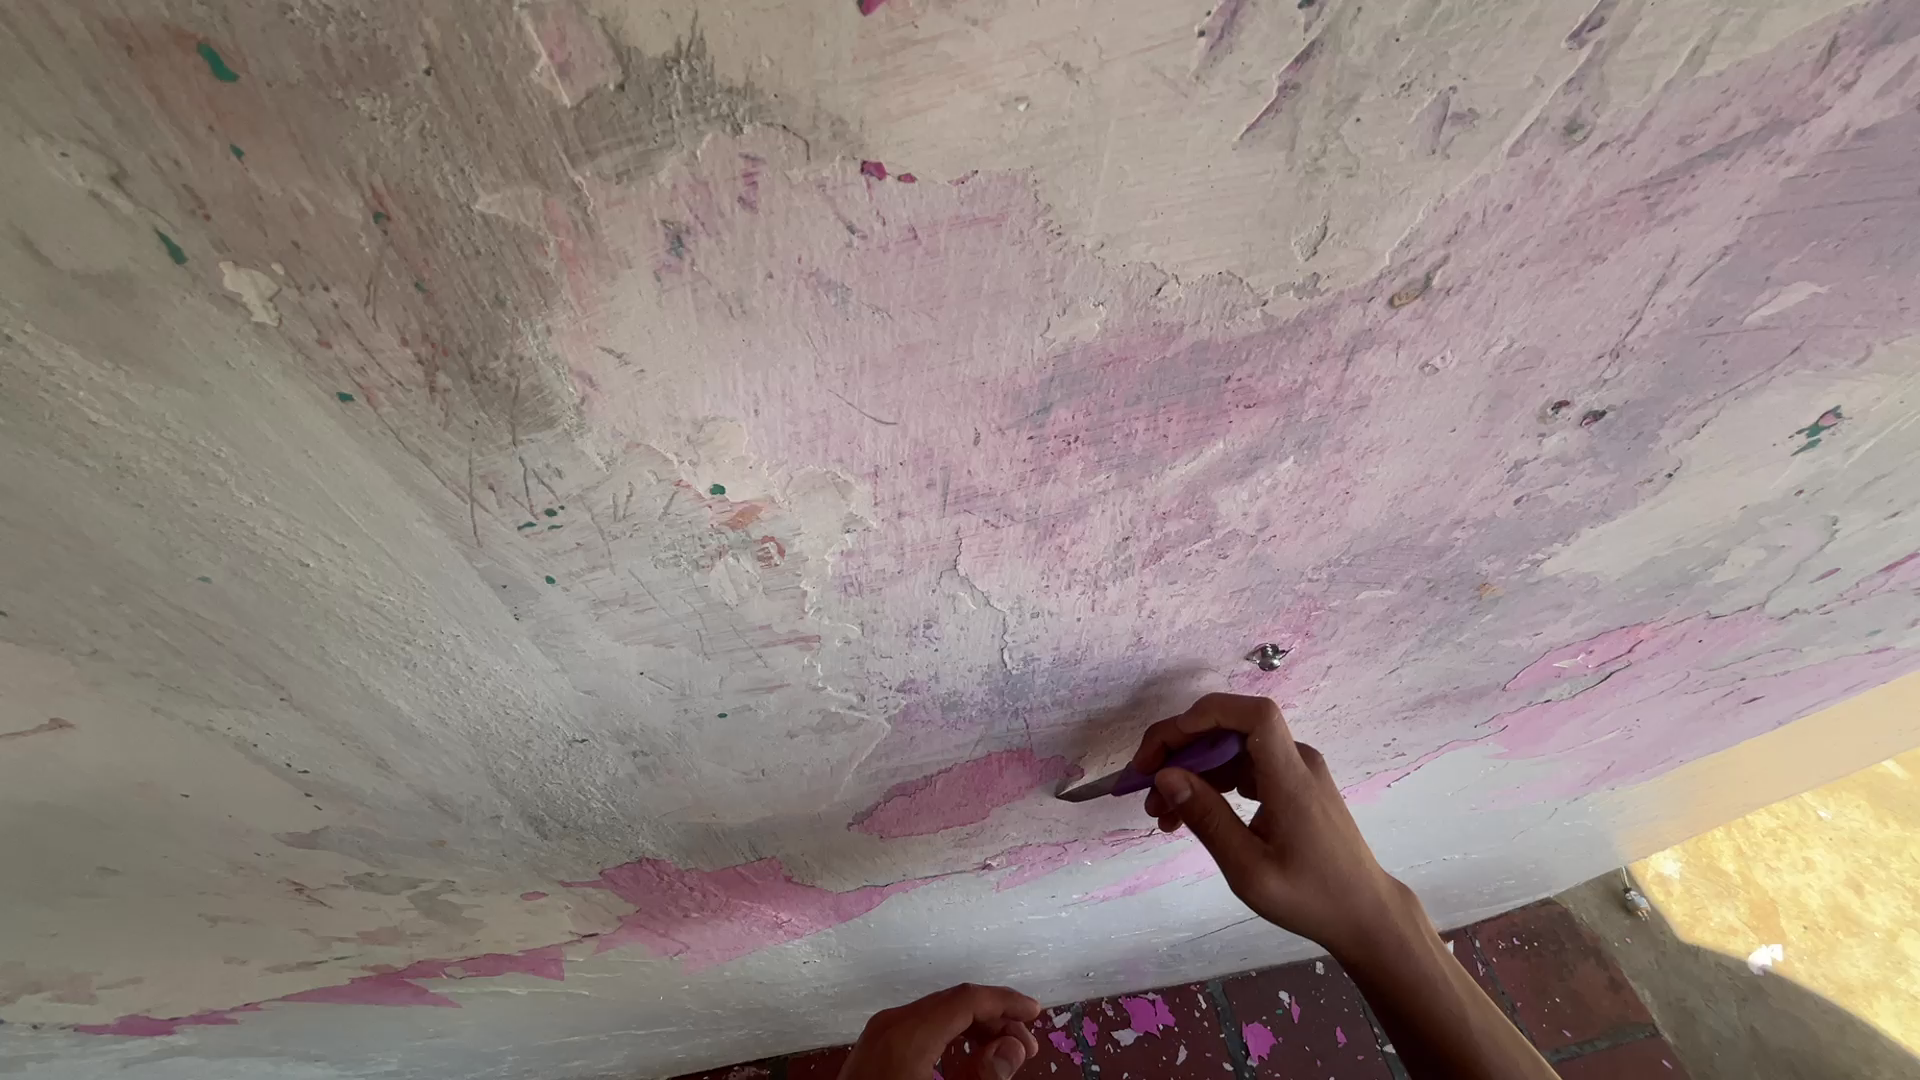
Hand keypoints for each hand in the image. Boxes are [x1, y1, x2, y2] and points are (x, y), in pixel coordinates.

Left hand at [839, 983, 1041, 1079]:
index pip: (966, 999)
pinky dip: (950, 1033)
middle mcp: (891, 1023)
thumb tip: (1012, 1046)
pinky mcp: (875, 1047)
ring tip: (1004, 1053)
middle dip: (994, 1017)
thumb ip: (985, 1077)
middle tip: (1026, 1045)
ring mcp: (879, 1033)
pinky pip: (921, 1025)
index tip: (1035, 1012)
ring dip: (974, 1026)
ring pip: (938, 1012)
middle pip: (953, 1002)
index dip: (1006, 1002)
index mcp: (907, 1032)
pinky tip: (969, 1054)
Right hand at [1133, 693, 1421, 962]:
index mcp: (1290, 776)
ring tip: (1159, 811)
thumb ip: (1206, 818)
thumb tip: (1164, 776)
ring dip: (1189, 770)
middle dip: (1179, 748)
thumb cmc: (1311, 898)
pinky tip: (1186, 814)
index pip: (1253, 714)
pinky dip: (1210, 784)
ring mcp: (1293, 771)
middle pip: (1229, 728)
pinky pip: (1240, 769)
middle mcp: (1295, 761)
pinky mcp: (1289, 785)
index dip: (1206, 714)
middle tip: (1142, 781)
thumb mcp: (1249, 869)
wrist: (1367, 919)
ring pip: (1229, 750)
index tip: (1166, 744)